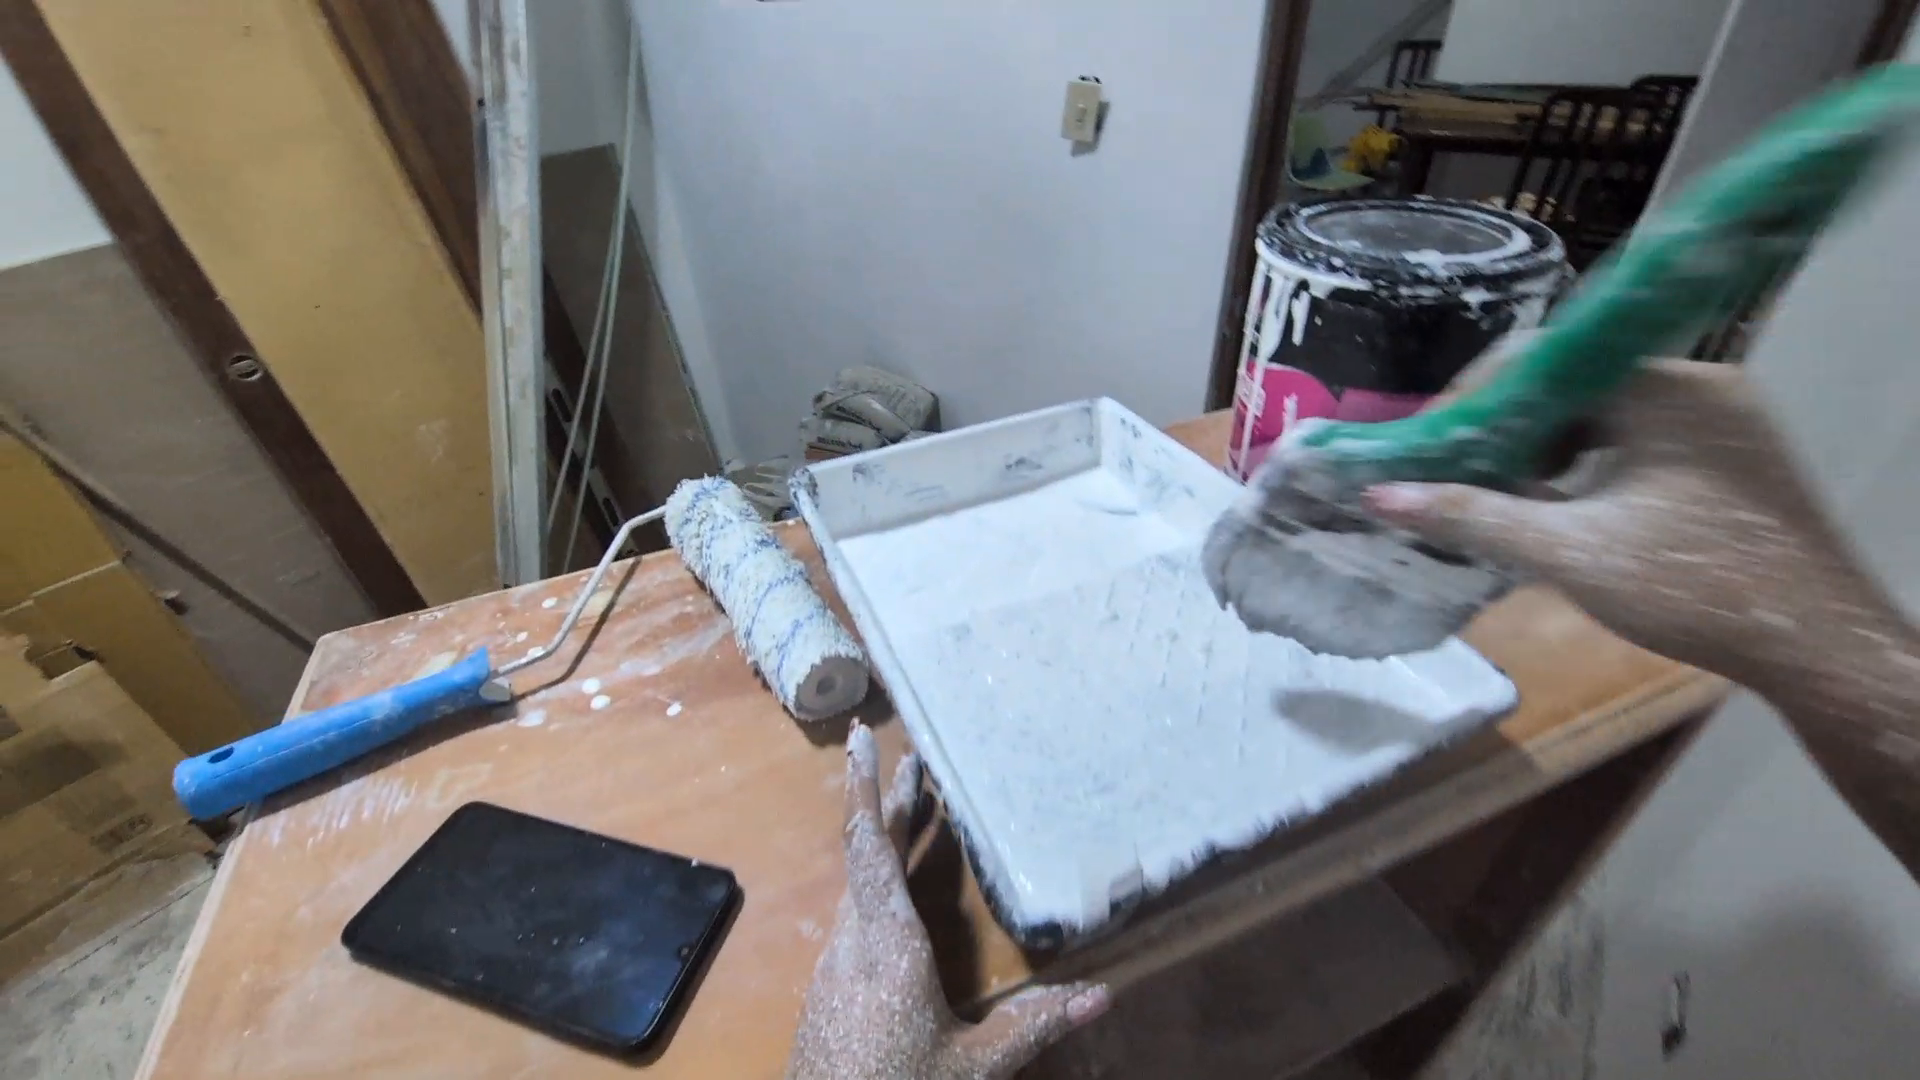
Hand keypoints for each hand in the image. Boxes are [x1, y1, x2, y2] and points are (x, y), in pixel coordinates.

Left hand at [785, 723, 1109, 1079]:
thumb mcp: (972, 1068)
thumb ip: (1035, 1026)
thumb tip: (1105, 993)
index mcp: (889, 941)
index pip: (871, 845)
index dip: (868, 788)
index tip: (861, 741)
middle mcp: (856, 936)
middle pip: (866, 847)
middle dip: (887, 795)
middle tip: (908, 753)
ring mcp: (837, 958)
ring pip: (860, 877)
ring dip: (884, 834)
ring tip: (915, 806)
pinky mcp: (832, 979)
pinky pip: (857, 907)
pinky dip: (877, 874)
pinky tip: (896, 885)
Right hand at [1362, 359, 1905, 699]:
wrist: (1820, 651)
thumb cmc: (1695, 591)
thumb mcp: (1565, 551)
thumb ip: (1467, 515)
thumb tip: (1377, 495)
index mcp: (1664, 390)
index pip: (1539, 362)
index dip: (1468, 400)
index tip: (1425, 448)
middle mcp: (1693, 385)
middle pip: (1563, 385)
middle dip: (1497, 428)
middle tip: (1447, 470)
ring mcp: (1713, 417)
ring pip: (1590, 411)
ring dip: (1531, 446)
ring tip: (1488, 487)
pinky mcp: (1717, 452)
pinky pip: (1622, 435)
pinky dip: (1572, 461)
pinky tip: (1548, 499)